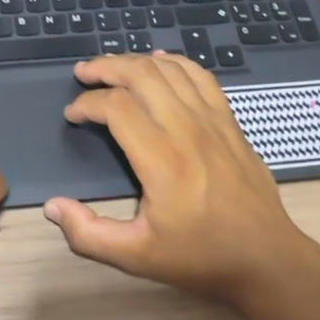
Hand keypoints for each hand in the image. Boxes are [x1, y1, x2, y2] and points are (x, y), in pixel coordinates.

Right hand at [44, 53, 319, 306]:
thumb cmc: (200, 257)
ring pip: (170, 70)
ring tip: (112, 67)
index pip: (117, 107)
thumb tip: (53, 208)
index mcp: (163, 161)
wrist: (266, 257)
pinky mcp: (230, 122)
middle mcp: (188, 130)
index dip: (87, 104)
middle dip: (106, 67)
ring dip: (136, 61)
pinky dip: (176, 62)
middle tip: (82, 74)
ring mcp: (213, 121)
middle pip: (142, 75)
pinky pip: (201, 76)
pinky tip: (160, 62)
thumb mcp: (137, 256)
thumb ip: (89, 234)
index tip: (72, 116)